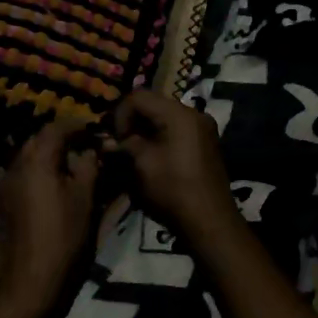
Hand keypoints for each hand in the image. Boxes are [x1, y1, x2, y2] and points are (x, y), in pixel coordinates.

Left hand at [0, 121, 100, 289]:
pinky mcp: (7, 197)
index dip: (77, 127)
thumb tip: (94, 149)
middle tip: (86, 146)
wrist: (34, 270)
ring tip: (74, 164)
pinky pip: (25, 171)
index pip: (56, 128)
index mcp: (38, 160)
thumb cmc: (64, 231)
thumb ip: (89, 165)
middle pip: (39, 139)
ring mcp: (9, 181)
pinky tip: (57, 182)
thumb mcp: (85, 195)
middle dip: (62, 138)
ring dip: (51, 153)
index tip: (95, 132)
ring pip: (30, 154)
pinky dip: (41, 168)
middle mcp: (18, 164)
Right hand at [108, 90, 238, 237]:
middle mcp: (194, 113)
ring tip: (134, 154)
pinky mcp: (205, 143)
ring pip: (165, 118)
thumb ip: (124, 146)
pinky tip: (152, 158)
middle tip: (121, 146)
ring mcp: (203, 128)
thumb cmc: (173, 190)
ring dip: (145, 131)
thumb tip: (108, 142)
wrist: (209, 220)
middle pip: (153, 105)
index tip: (116, 140)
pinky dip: (160, 138)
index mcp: (179, 114)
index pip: (139, 97)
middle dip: (132, 122)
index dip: (120, 115)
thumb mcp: (142, 165)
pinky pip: (177, 130)